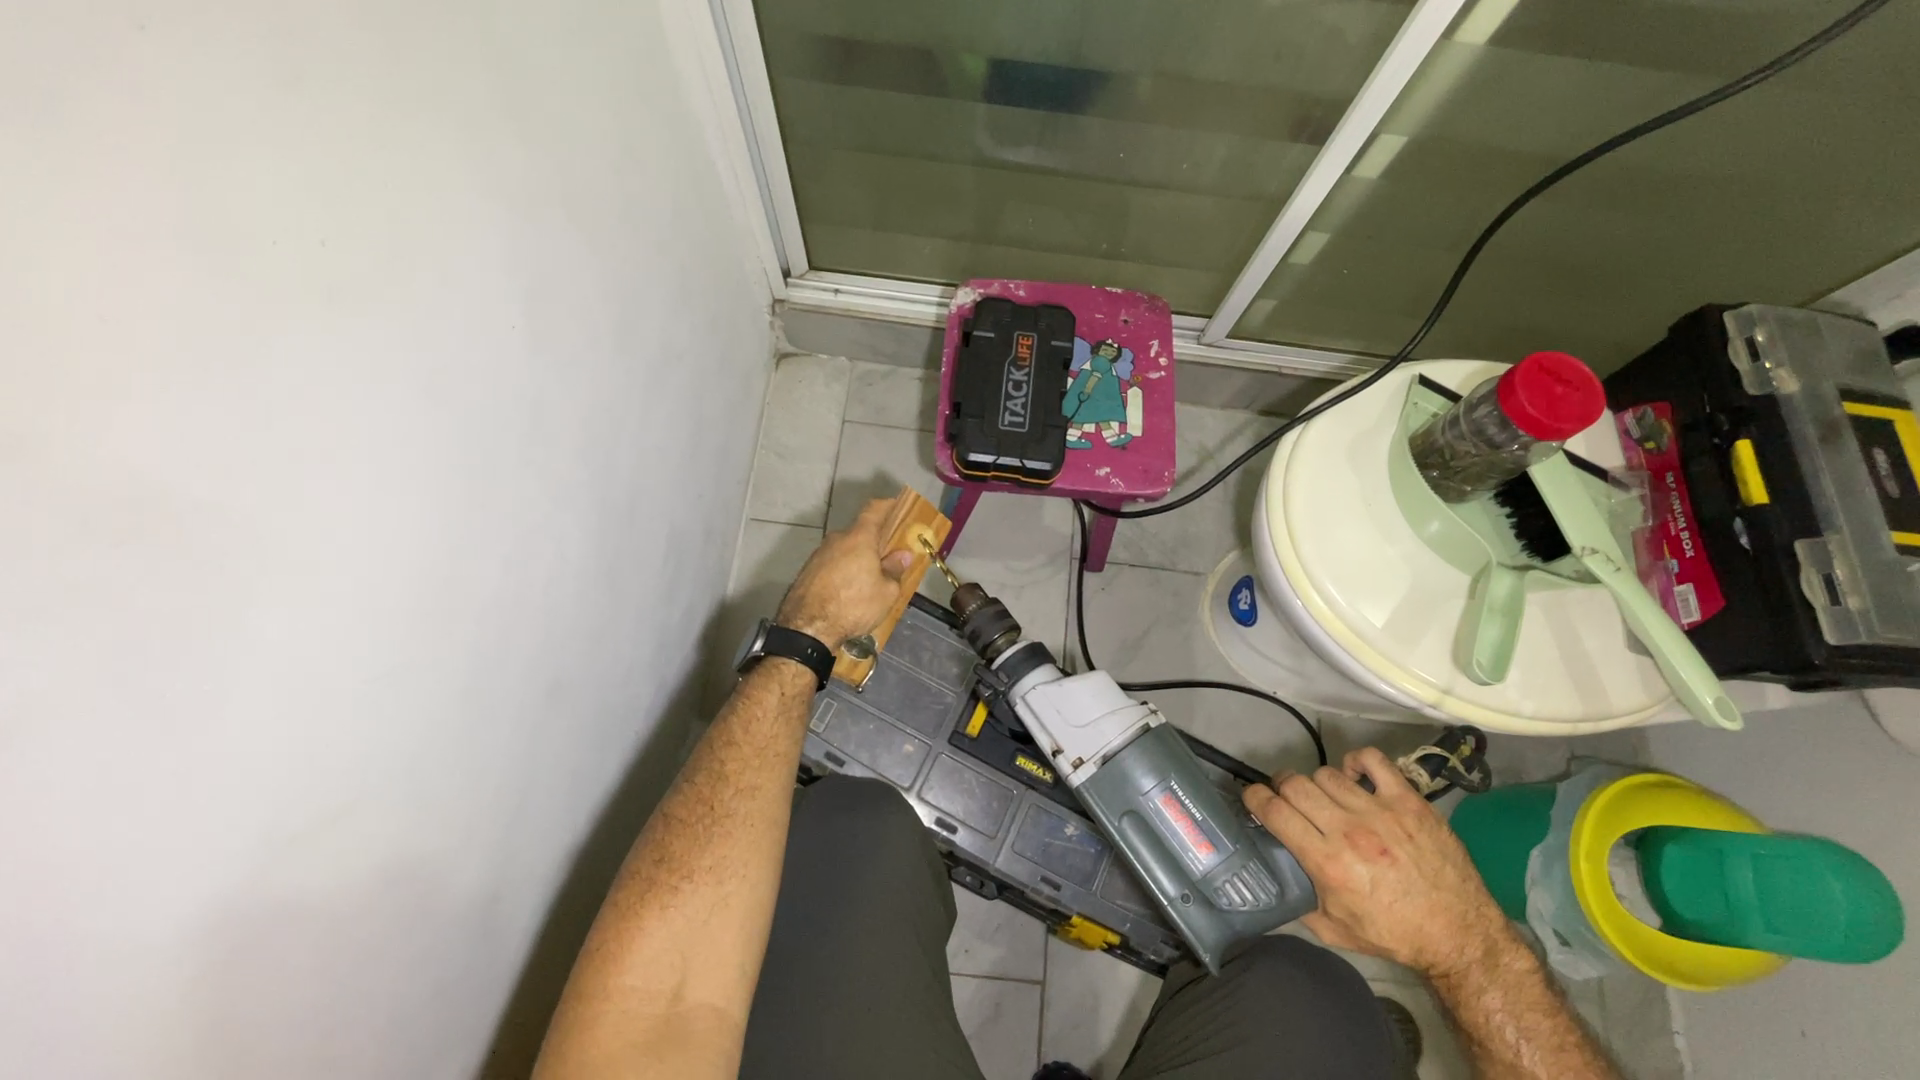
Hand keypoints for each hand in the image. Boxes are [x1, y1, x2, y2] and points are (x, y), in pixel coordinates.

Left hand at [776, 497, 914, 650]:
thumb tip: (902, 556)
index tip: (895, 505)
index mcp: (859, 538)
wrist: (807, 629)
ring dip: (856, 560)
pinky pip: (831, 565)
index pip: (873, 510)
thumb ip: (894, 570)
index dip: (886, 505)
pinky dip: (842, 572)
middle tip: (887, 557)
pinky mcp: (806, 572)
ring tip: (867, 581)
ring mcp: (818, 555)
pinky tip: (848, 592)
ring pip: (843, 551)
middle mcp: (836, 540)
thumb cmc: (853, 606)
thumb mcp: (886, 592)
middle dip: (873, 542)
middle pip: (858, 533)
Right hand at [1243, 747, 1511, 979]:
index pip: (1274, 810)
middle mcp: (1349, 830)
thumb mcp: (1332, 930)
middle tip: (1284, 798)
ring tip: (1323, 797)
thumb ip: (1297, 901)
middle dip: (1280, 787)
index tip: (1253, 799)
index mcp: (1326, 862)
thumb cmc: (1393, 935)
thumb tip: (1274, 876)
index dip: (1254, 798)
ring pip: (1326, 774)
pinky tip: (1354, 777)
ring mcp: (1381, 811)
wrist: (1459, 934)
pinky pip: (1373, 760)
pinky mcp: (1409, 802)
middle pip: (1294, 784)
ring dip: (1316, 784)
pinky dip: (1356, 761)